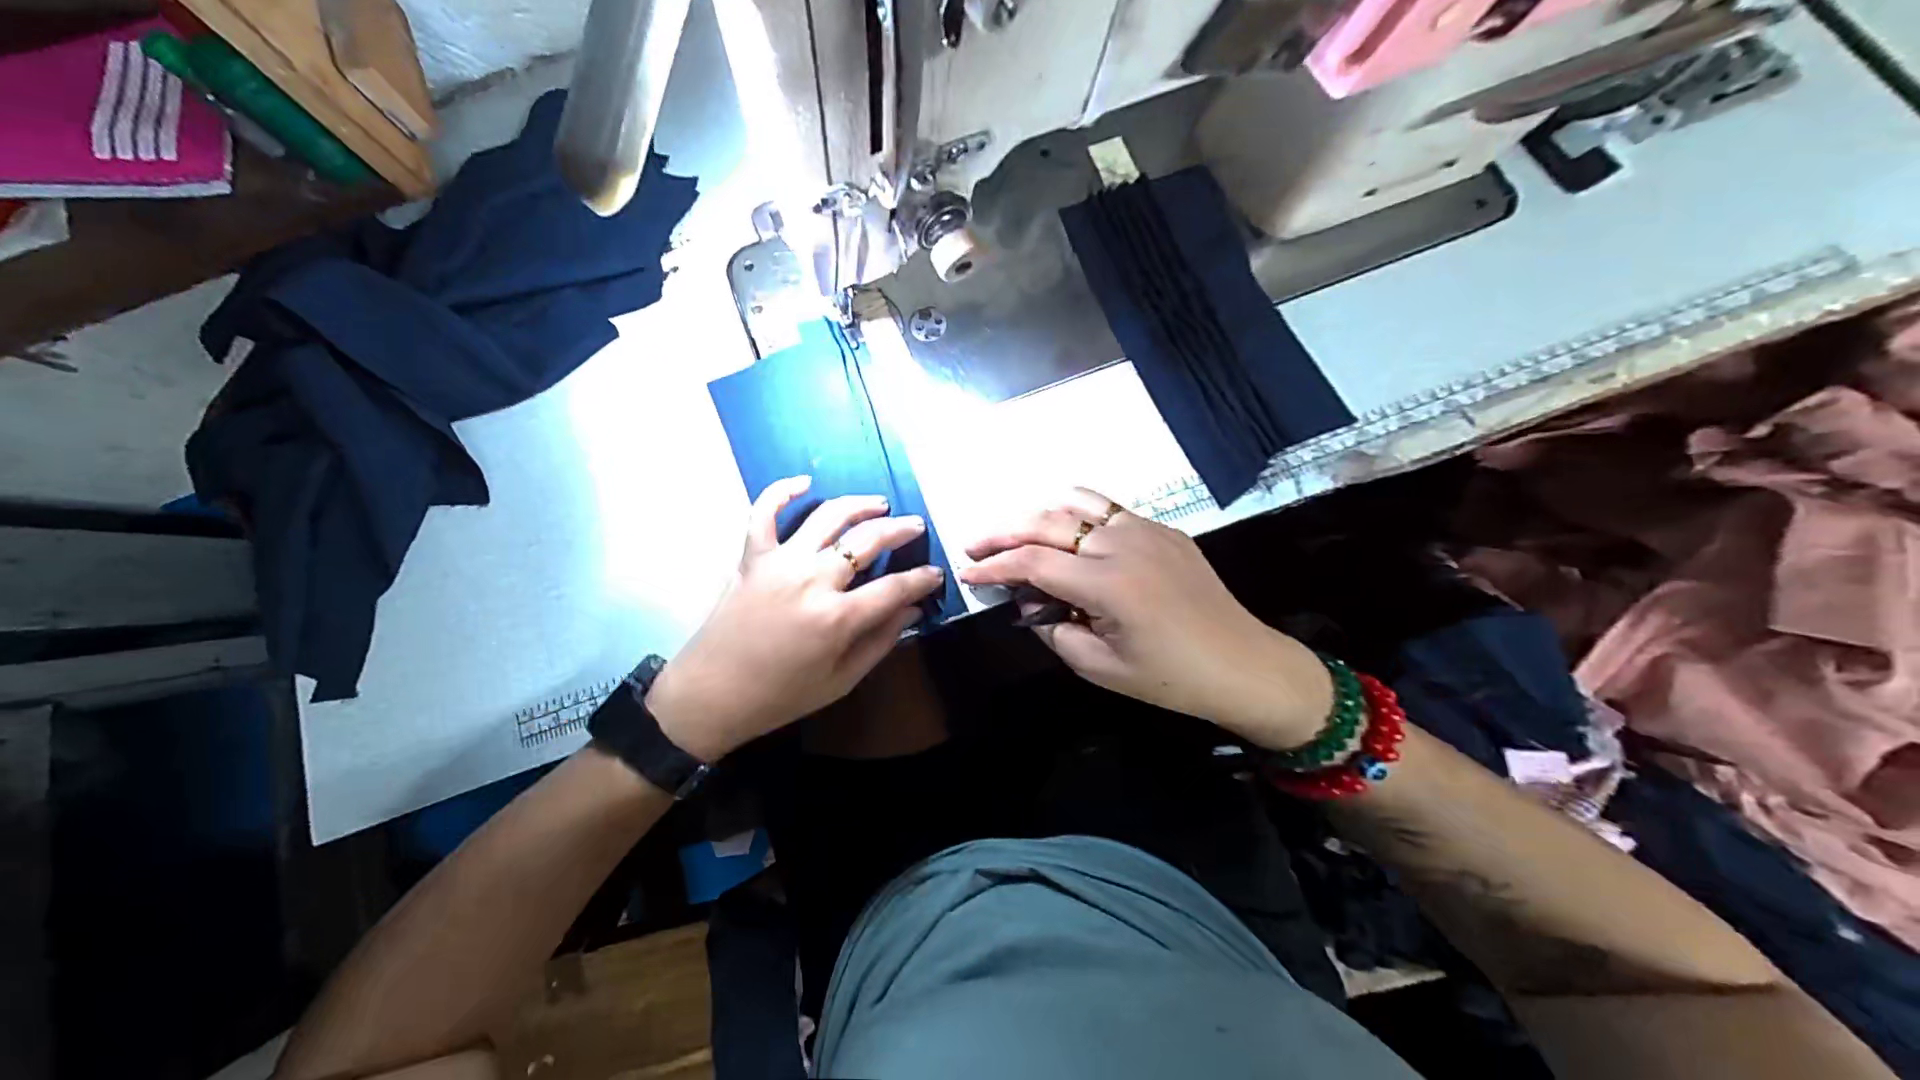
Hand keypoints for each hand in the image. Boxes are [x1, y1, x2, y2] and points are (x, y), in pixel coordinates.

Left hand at [644, 476, 944, 762]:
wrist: (713, 694)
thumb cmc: (781, 695)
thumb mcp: (841, 680)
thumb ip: (881, 641)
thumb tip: (912, 609)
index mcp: (837, 617)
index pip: (895, 587)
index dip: (921, 579)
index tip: (934, 573)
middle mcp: (812, 580)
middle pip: (867, 540)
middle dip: (900, 529)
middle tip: (915, 526)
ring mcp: (779, 563)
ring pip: (827, 517)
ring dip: (859, 504)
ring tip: (879, 504)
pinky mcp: (751, 557)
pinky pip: (764, 513)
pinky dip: (782, 492)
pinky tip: (803, 483)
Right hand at [959, 488, 1332, 750]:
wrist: (1242, 663)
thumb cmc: (1169, 677)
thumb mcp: (1099, 666)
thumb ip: (1052, 629)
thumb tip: (1030, 601)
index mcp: (1107, 584)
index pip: (1032, 563)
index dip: (994, 566)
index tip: (968, 572)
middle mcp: (1122, 544)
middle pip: (1046, 523)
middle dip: (1004, 533)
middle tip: (976, 545)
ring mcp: (1145, 529)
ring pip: (1076, 503)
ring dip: (1039, 514)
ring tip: (1018, 533)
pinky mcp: (1162, 528)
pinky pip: (1109, 509)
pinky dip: (1077, 512)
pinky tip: (1067, 531)